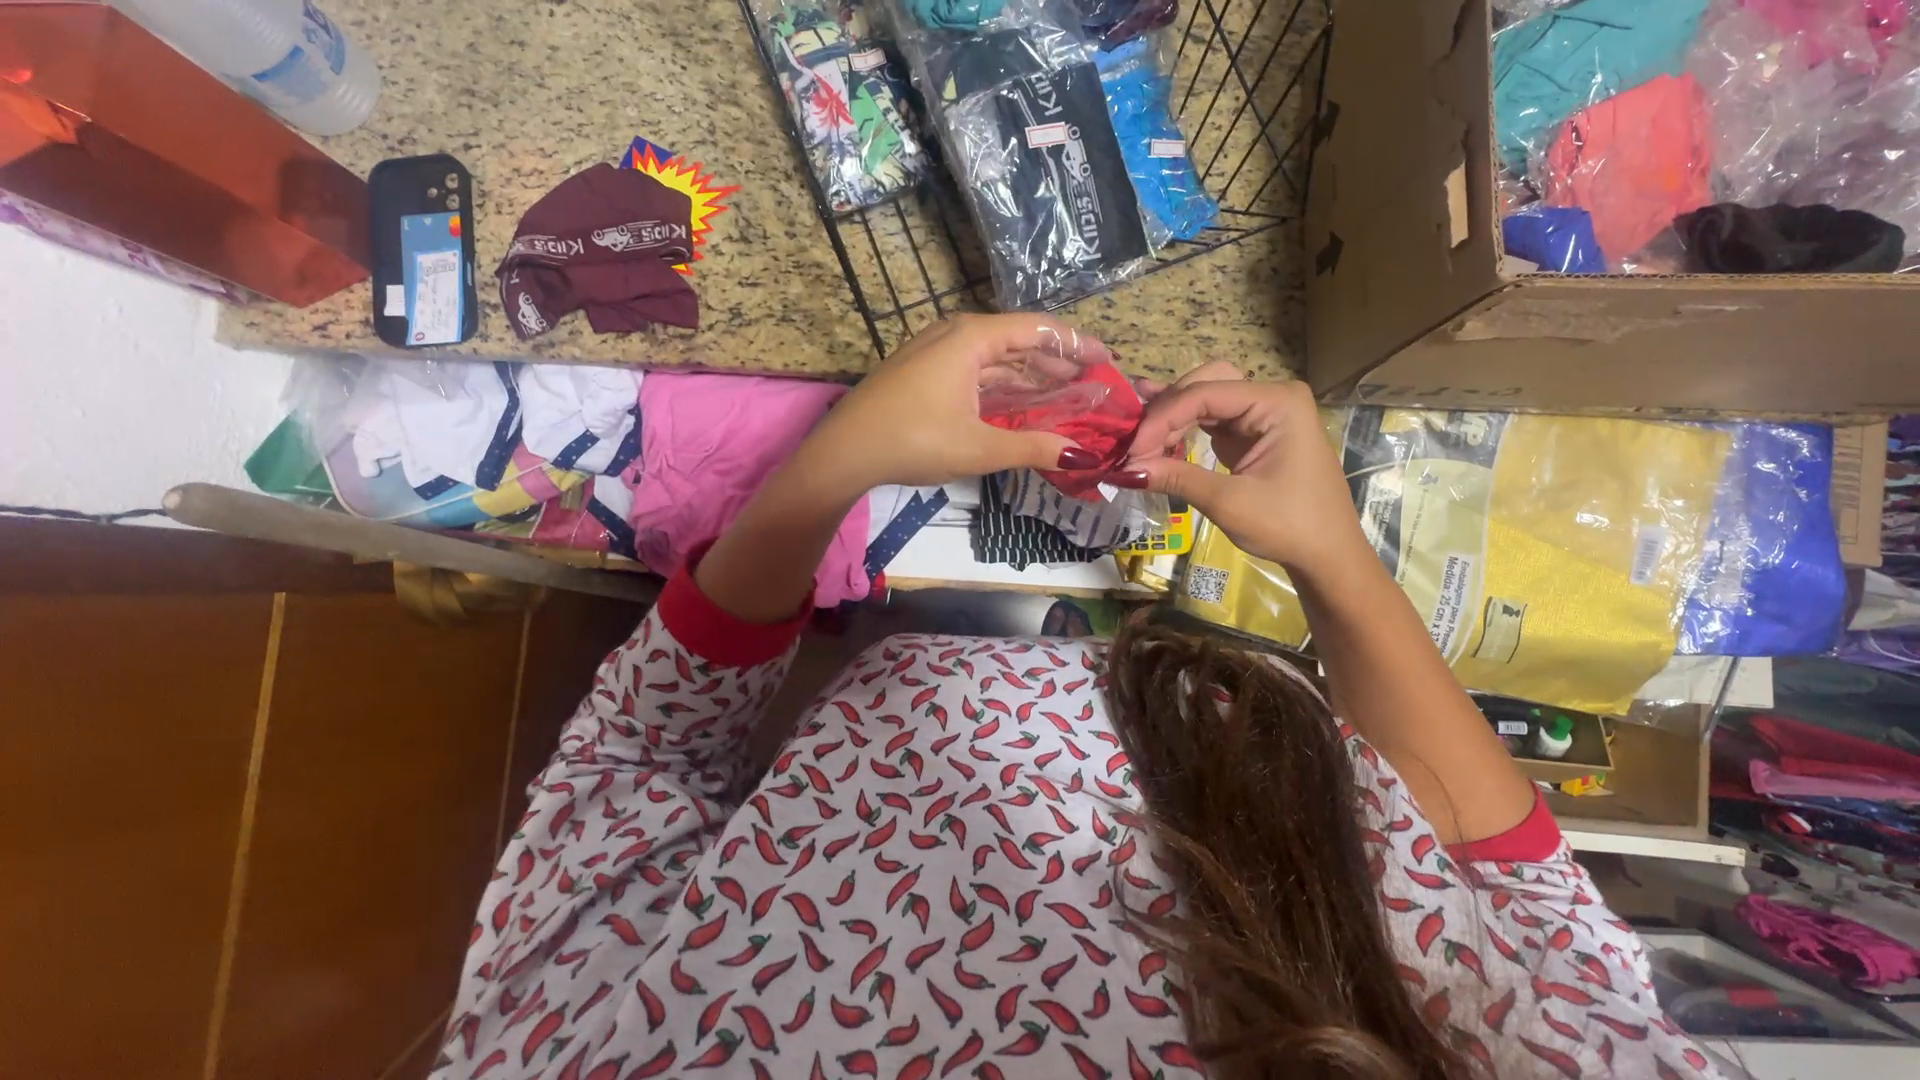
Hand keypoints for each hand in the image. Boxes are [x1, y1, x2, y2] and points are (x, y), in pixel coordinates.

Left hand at [798, 314, 1111, 494]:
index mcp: (971, 337)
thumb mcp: (979, 448)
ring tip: (1067, 395)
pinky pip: (976, 372)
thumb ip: (1033, 448)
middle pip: (1018, 341)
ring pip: (995, 359)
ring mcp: (935, 352)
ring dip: (1030, 377)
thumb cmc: (913, 440)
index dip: (1076, 345)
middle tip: (1094, 383)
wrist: (844, 452)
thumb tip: (1082, 456)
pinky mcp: (923, 373)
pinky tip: (1021, 405)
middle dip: (1057, 363)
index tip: (1108, 360)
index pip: (1037, 330)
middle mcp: (955, 334)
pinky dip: (1002, 387)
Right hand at [1117, 369, 1371, 580]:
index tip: (1131, 450)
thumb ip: (1177, 477)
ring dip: (1171, 417)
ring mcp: (1263, 413)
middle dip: (1167, 409)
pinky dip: (1183, 429)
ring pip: (1205, 399)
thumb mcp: (1229, 503)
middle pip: (1205, 384)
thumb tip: (1124, 470)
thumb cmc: (1289, 526)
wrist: (1327, 555)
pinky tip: (1154, 435)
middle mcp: (1271, 397)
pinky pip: (1211, 420)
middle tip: (1132, 439)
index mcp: (1277, 402)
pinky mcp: (1253, 433)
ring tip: (1135, 435)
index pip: (1205, 394)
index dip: (1162, 418)